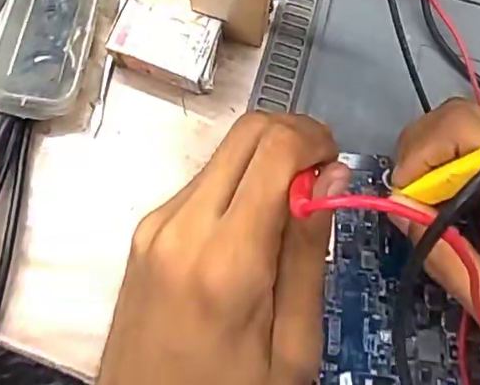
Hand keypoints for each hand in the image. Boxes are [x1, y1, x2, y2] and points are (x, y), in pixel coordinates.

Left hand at [100, 111, 346, 384]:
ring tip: (287, 210)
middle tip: (319, 175)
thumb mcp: (291, 349)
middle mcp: (182, 225)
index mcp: (225, 259)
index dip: (314, 139)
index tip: (334, 165)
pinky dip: (239, 182)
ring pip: (227, 149)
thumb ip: (309, 253)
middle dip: (294, 135)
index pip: (275, 147)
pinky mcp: (145, 229)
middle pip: (248, 129)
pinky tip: (251, 228)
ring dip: (266, 159)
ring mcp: (157, 223)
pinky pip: (204, 177)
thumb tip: (332, 173)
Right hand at [392, 100, 479, 384]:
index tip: (401, 199)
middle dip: (426, 147)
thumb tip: (398, 209)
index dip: (419, 154)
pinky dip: (478, 165)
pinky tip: (471, 207)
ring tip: (431, 205)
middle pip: (472, 118)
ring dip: (450, 155)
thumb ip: (451, 258)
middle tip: (407, 197)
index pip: (464, 132)